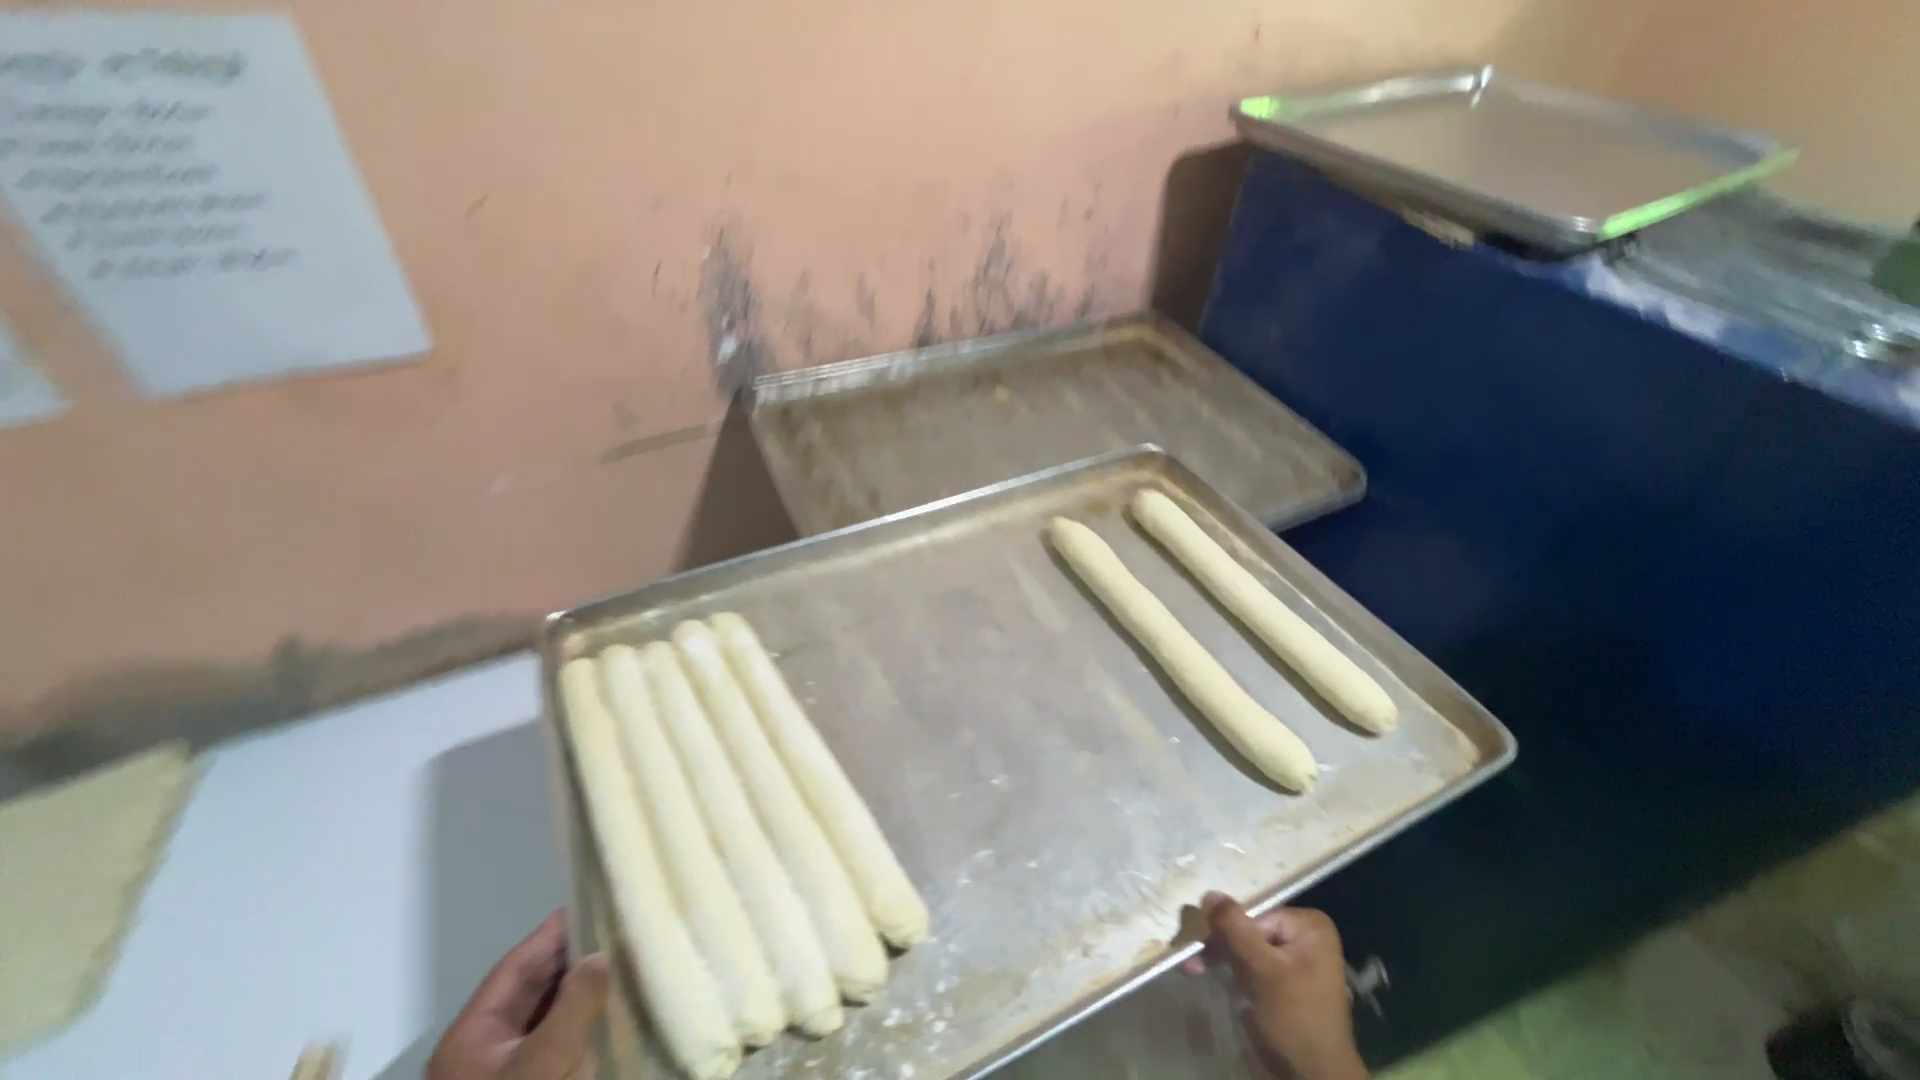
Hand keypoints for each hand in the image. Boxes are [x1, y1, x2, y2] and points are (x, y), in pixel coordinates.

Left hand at [428, 911, 611, 1079]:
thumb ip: (575, 1004)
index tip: (588, 902)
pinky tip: (617, 1010)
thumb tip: (600, 957)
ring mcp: (511, 1074)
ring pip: (548, 1016)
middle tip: (618, 926)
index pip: (515, 969)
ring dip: (582, 990)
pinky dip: (585, 1022)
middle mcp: (487, 1052)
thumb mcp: (546, 1063)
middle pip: (532, 990)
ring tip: (625, 959)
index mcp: (472, 1038)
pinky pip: (560, 1044)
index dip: (551, 935)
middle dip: (572, 959)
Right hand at [1183, 892, 1367, 1079]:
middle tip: (1190, 961)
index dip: (1226, 929)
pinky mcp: (1284, 985)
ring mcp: (1295, 962)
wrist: (1314, 1078)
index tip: (1198, 945)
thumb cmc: (1294, 1018)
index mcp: (1309, 927)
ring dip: (1220, 959)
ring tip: (1192, 970)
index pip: (1255, 914)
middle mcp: (1304, 938)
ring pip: (1246, 949)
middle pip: (1249, 930)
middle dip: (1219, 945)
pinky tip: (1209, 976)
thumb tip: (1209, 892)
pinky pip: (1252, 968)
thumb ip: (1234, 928)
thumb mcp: (1261, 969)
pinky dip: (1232, 973)